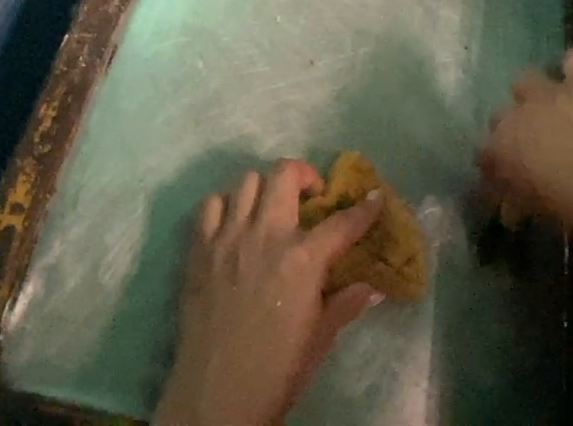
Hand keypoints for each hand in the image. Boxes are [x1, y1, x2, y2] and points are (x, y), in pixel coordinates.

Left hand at [155, 160, 384, 425]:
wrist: (214, 398)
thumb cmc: (276, 371)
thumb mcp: (320, 339)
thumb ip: (345, 304)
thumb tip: (372, 286)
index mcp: (302, 259)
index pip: (342, 222)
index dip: (364, 208)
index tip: (374, 197)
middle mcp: (266, 235)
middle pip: (284, 174)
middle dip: (304, 175)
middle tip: (310, 196)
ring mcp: (228, 238)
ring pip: (246, 180)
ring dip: (264, 189)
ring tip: (270, 209)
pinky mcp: (199, 249)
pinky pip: (210, 205)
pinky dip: (225, 205)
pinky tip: (234, 224)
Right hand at [479, 48, 572, 235]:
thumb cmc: (572, 206)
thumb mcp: (535, 209)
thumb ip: (516, 201)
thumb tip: (509, 210)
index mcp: (500, 147)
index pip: (484, 153)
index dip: (494, 164)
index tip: (506, 177)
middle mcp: (517, 114)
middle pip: (499, 115)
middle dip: (511, 128)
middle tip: (530, 147)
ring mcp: (549, 95)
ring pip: (525, 80)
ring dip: (532, 93)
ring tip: (547, 109)